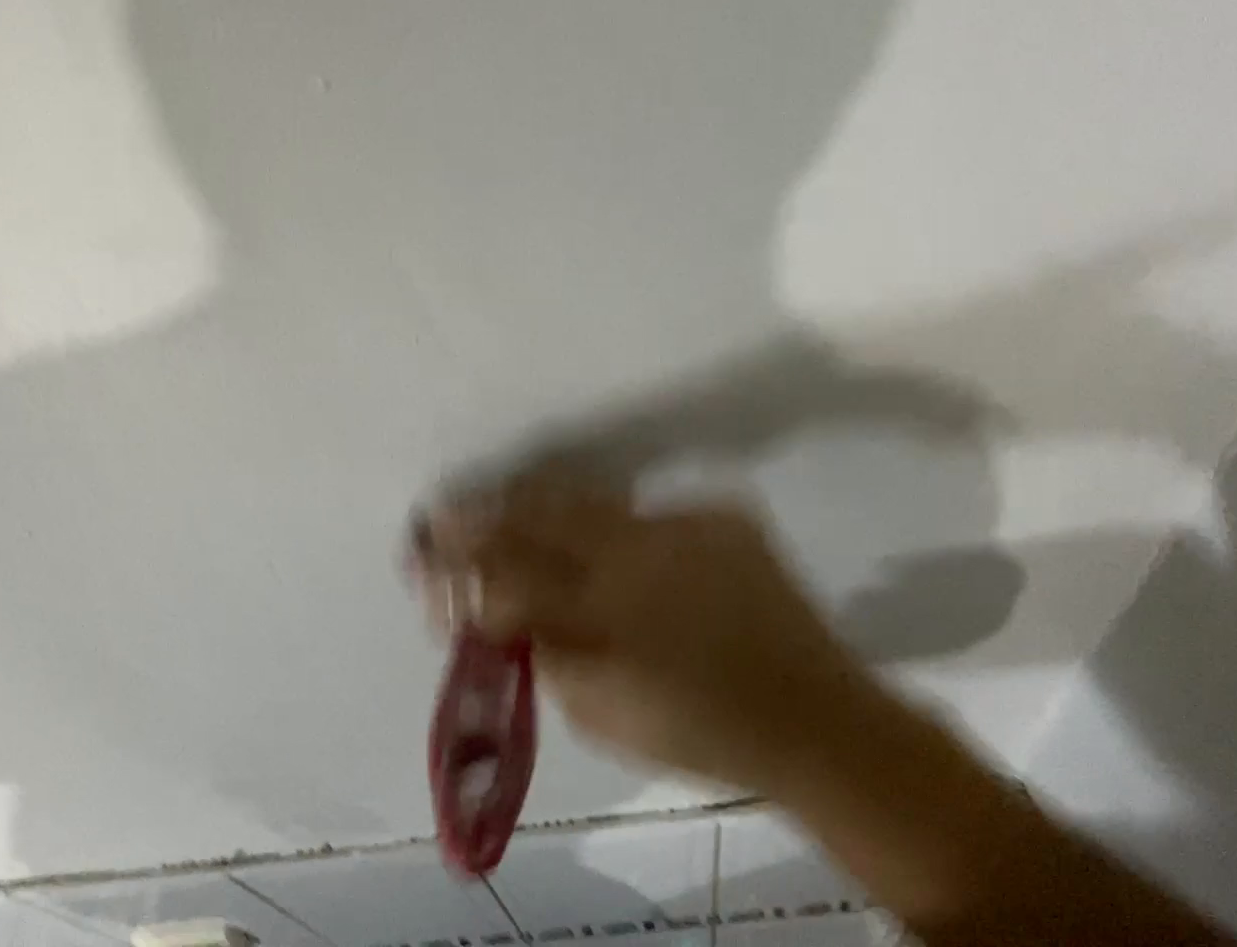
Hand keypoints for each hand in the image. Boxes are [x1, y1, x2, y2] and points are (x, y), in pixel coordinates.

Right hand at [409, 471, 871, 792]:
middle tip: (443, 514)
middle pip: (538, 521)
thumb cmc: (700, 733)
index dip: (457, 567)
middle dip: (482, 516)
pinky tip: (604, 536)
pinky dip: (616, 523)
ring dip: (539, 504)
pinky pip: (648, 513)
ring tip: (503, 503)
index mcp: (605, 616)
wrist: (816, 718)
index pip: (506, 578)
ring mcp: (683, 526)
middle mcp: (638, 555)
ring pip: (588, 502)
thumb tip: (503, 616)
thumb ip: (545, 657)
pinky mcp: (721, 516)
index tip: (421, 558)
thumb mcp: (601, 715)